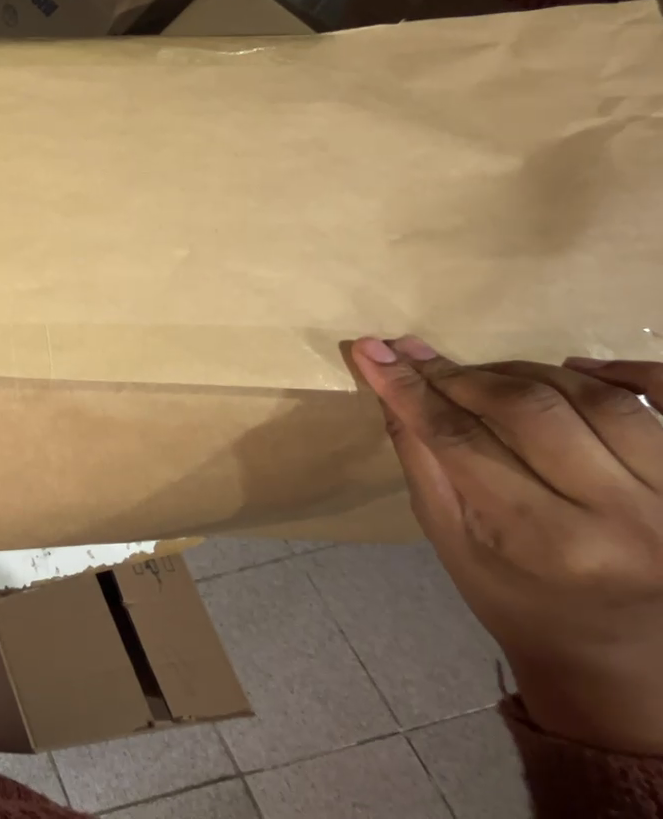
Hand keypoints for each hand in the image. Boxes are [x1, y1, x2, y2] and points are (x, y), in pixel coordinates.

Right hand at [352, 336, 662, 754]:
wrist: (620, 653)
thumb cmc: (516, 599)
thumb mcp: (449, 538)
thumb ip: (423, 460)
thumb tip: (387, 386)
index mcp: (547, 541)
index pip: (460, 439)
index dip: (409, 389)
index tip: (372, 350)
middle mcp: (627, 517)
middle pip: (532, 411)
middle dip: (464, 376)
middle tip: (422, 360)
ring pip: (599, 398)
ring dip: (528, 373)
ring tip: (487, 376)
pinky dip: (630, 373)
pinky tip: (580, 368)